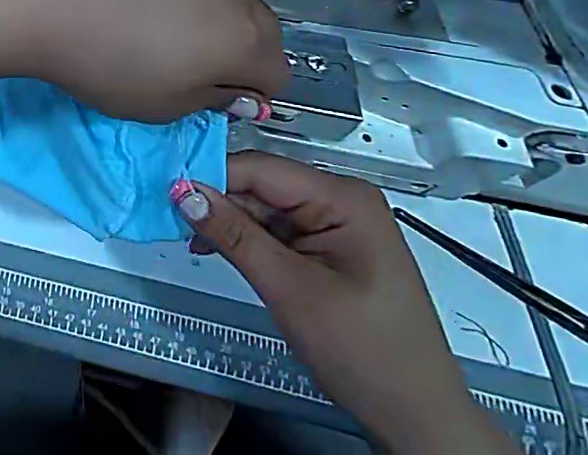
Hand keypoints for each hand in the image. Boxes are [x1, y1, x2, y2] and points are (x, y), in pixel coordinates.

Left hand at [0, 0, 287, 122]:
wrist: (57, 2)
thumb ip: (215, 99)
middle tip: (201, 77)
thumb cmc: (116, 68)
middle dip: (246, 58)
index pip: (277, 73)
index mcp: (245, 41)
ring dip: (219, 30)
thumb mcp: (168, 105)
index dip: (254, 94)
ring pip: (230, 6)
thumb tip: (243, 96)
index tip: (219, 102)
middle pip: (262, 32)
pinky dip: (190, 7)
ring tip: (171, 46)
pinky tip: (149, 18)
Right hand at [175, 152, 514, 452]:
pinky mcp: (331, 246)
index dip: (214, 176)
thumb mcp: (290, 290)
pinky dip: (251, 241)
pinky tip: (224, 251)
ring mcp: (338, 223)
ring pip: (269, 208)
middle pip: (265, 186)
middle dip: (222, 203)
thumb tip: (185, 192)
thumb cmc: (365, 353)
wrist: (418, 418)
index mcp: (343, 196)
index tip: (169, 190)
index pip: (264, 169)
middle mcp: (341, 199)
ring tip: (195, 242)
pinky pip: (281, 230)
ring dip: (233, 224)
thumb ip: (235, 236)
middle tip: (176, 223)